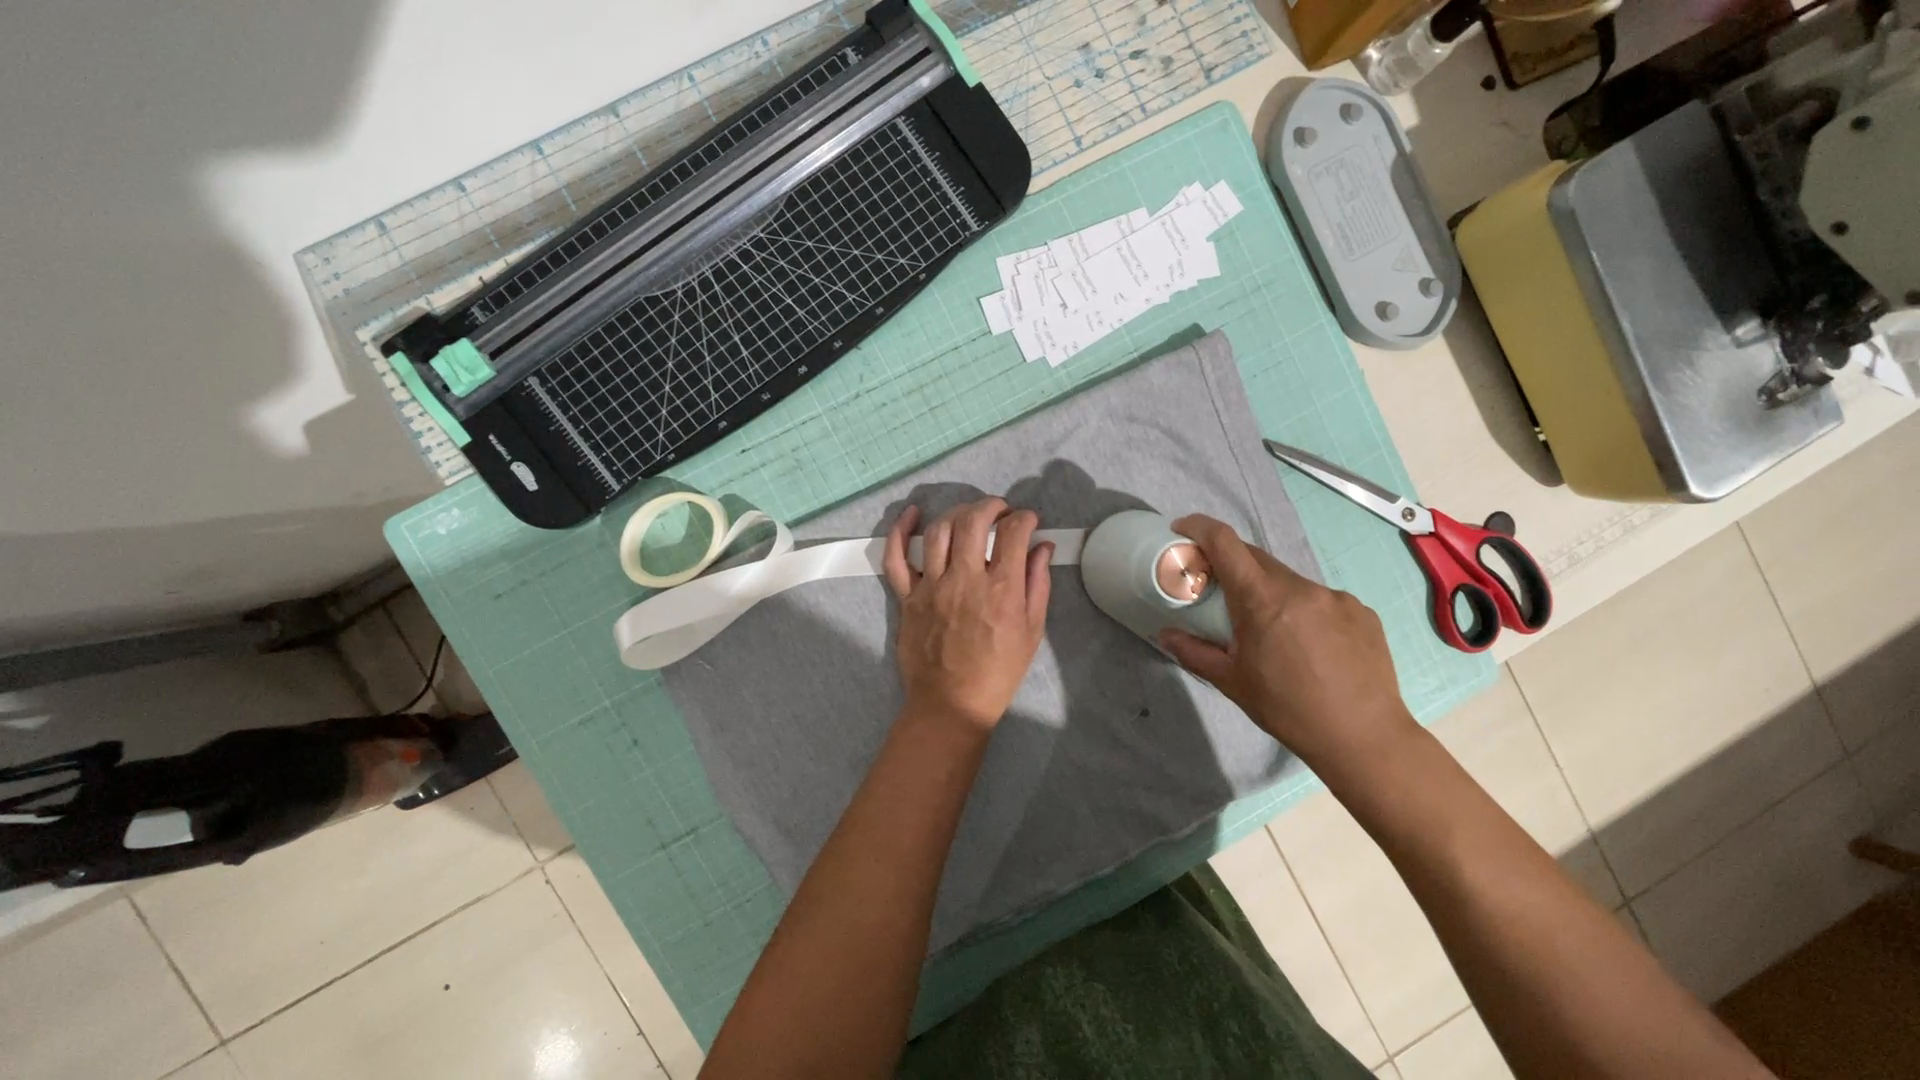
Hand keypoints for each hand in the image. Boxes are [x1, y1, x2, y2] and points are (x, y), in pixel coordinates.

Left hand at [882, 499, 1053, 730]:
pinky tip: (912, 514)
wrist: (952, 703)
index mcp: (1000, 589)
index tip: (1027, 521)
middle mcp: (964, 579)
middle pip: (973, 520)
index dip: (1024, 518)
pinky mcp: (907, 597)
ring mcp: (931, 586)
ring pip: (939, 531)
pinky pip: (896, 557)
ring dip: (957, 512)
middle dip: (990, 506)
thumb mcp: (1032, 631)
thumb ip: (1037, 584)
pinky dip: (900, 530)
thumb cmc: (998, 671)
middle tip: (999, 511)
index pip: (1013, 533)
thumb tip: (1042, 546)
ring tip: (969, 515)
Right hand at [1158, 514, 1417, 770]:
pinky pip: (1322, 600)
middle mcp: (1300, 587)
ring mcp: (1336, 597)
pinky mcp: (1361, 611)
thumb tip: (1166, 634)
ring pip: (1291, 581)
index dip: (1200, 527)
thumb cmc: (1288, 710)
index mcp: (1262, 600)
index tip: (1183, 529)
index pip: (1226, 542)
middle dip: (1233, 565)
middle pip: (1257, 559)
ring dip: (1272, 592)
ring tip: (1271, 630)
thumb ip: (1194, 652)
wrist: (1363, 737)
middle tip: (1219, 590)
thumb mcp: (1232, 683)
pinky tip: (1311, 646)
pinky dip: (1306, 611)